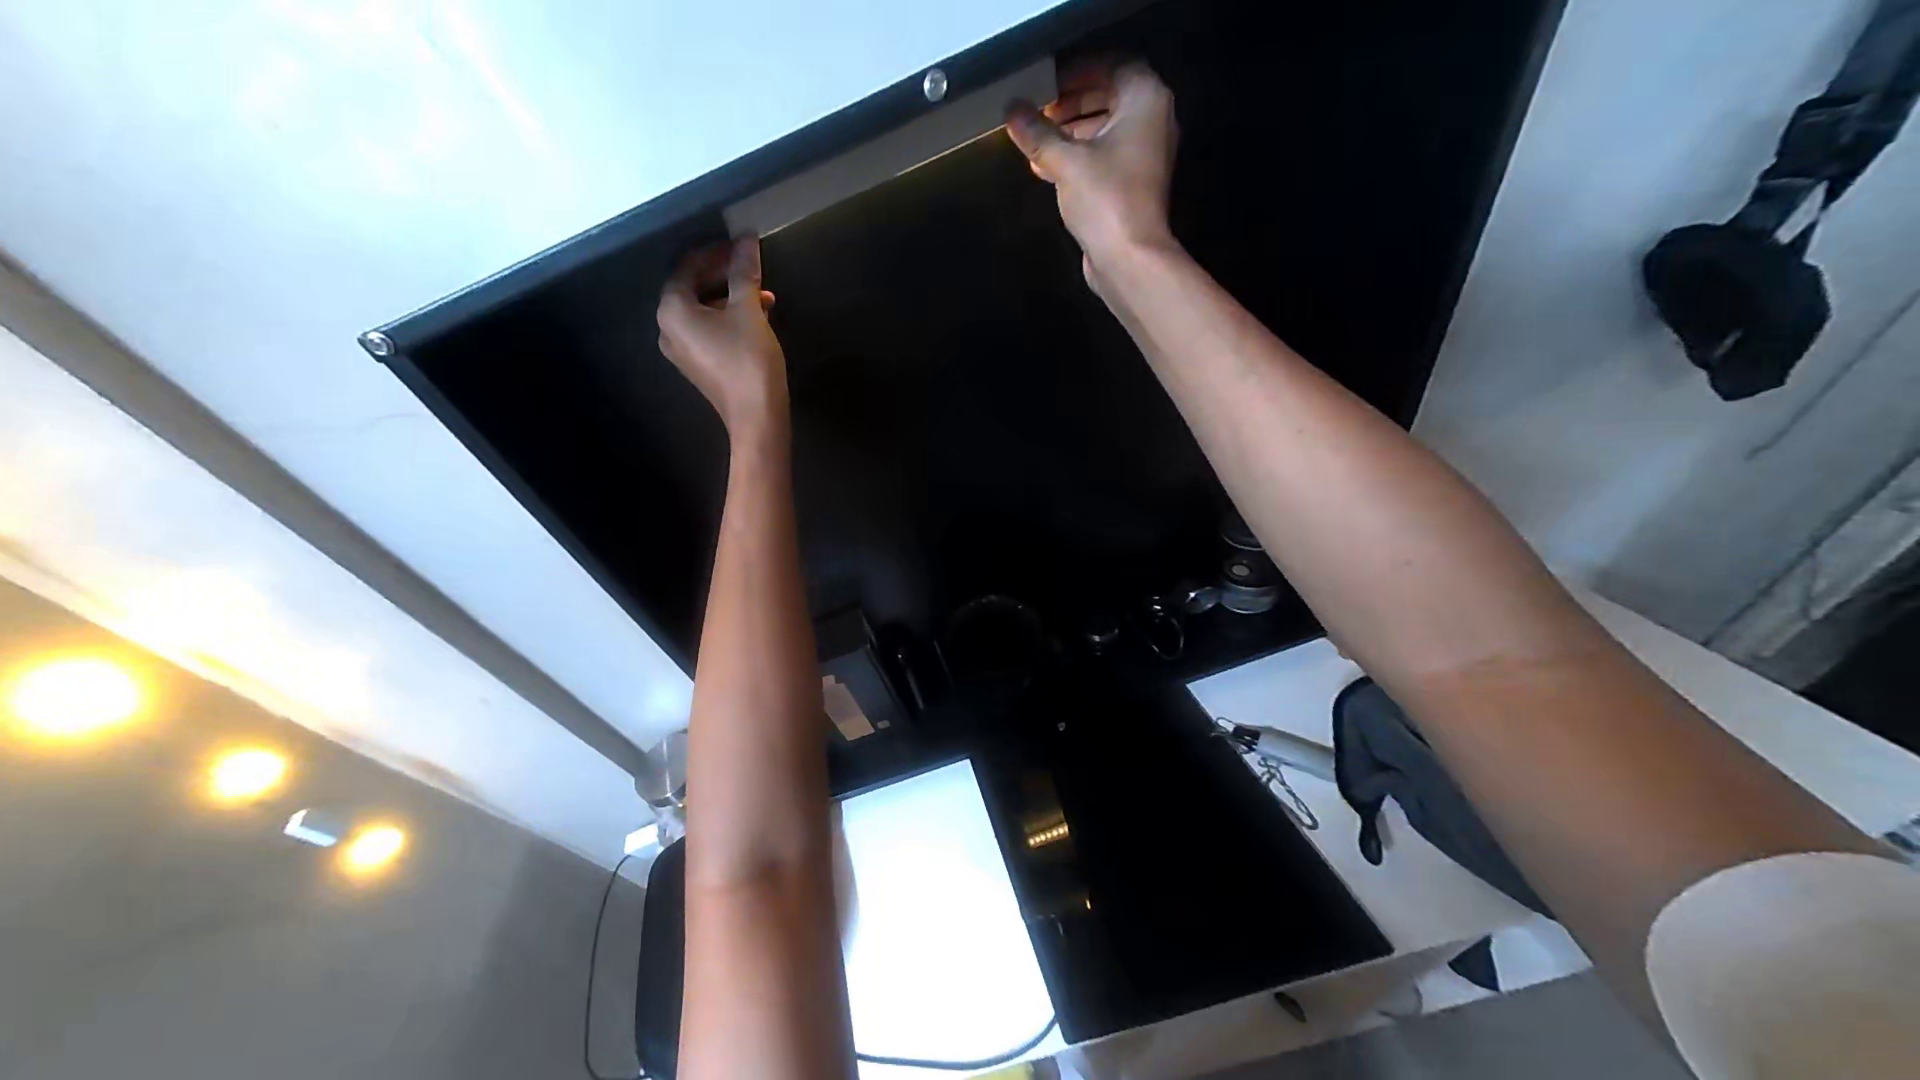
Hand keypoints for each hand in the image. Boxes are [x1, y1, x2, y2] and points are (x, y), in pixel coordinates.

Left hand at [657, 236, 786, 436]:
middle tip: (752, 266)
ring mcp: (682, 350)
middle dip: (724, 275)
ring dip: (731, 297)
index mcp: (672, 310)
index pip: (688, 266)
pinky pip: (709, 330)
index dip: (716, 251)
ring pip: (704, 310)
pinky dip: (729, 318)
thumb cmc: (748, 359)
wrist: (756, 416)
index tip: (741, 244)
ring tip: (762, 294)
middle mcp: (668, 328)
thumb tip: (746, 239)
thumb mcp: (748, 310)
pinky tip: (758, 316)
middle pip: (693, 288)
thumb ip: (744, 272)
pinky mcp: (699, 365)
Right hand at [1006, 60, 1179, 283]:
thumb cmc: (1105, 198)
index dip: (1076, 70)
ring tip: (1035, 137)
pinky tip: (1045, 166)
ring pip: (1105, 130)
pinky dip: (1078, 156)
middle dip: (1071, 102)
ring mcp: (1144, 156)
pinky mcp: (1132, 185)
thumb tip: (1012, 110)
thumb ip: (1037, 132)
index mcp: (1145, 100)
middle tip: (1037, 109)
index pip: (1112, 66)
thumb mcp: (1065, 160)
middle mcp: (1152, 121)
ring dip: (1071, 131)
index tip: (1045, 81)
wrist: (1129, 258)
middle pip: (1109, 97)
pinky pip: (1104, 157)